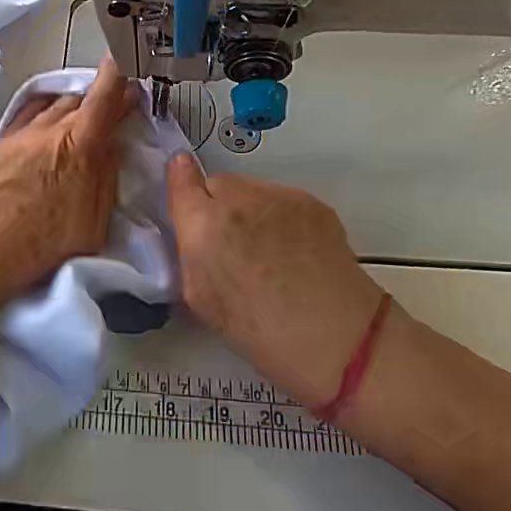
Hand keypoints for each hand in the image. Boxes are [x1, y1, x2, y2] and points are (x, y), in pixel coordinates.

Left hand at [0, 59, 136, 322]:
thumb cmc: (39, 246)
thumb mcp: (93, 225)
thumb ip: (105, 180)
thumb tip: (111, 148)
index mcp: (80, 144)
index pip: (105, 94)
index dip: (119, 73)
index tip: (127, 59)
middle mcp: (48, 129)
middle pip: (79, 99)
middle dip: (99, 99)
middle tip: (113, 109)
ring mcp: (19, 135)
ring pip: (51, 108)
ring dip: (71, 108)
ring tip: (81, 122)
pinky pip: (27, 119)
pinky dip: (44, 116)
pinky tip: (45, 127)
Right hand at [165, 155, 385, 404]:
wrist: (331, 334)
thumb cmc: (253, 326)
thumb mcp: (198, 293)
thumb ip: (191, 252)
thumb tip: (195, 235)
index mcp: (202, 224)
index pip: (182, 180)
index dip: (179, 177)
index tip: (180, 175)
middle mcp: (238, 199)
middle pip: (218, 184)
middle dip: (216, 204)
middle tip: (227, 240)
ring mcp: (279, 196)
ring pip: (251, 189)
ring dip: (248, 208)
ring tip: (264, 246)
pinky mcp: (312, 202)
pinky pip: (281, 199)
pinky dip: (279, 215)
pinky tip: (291, 248)